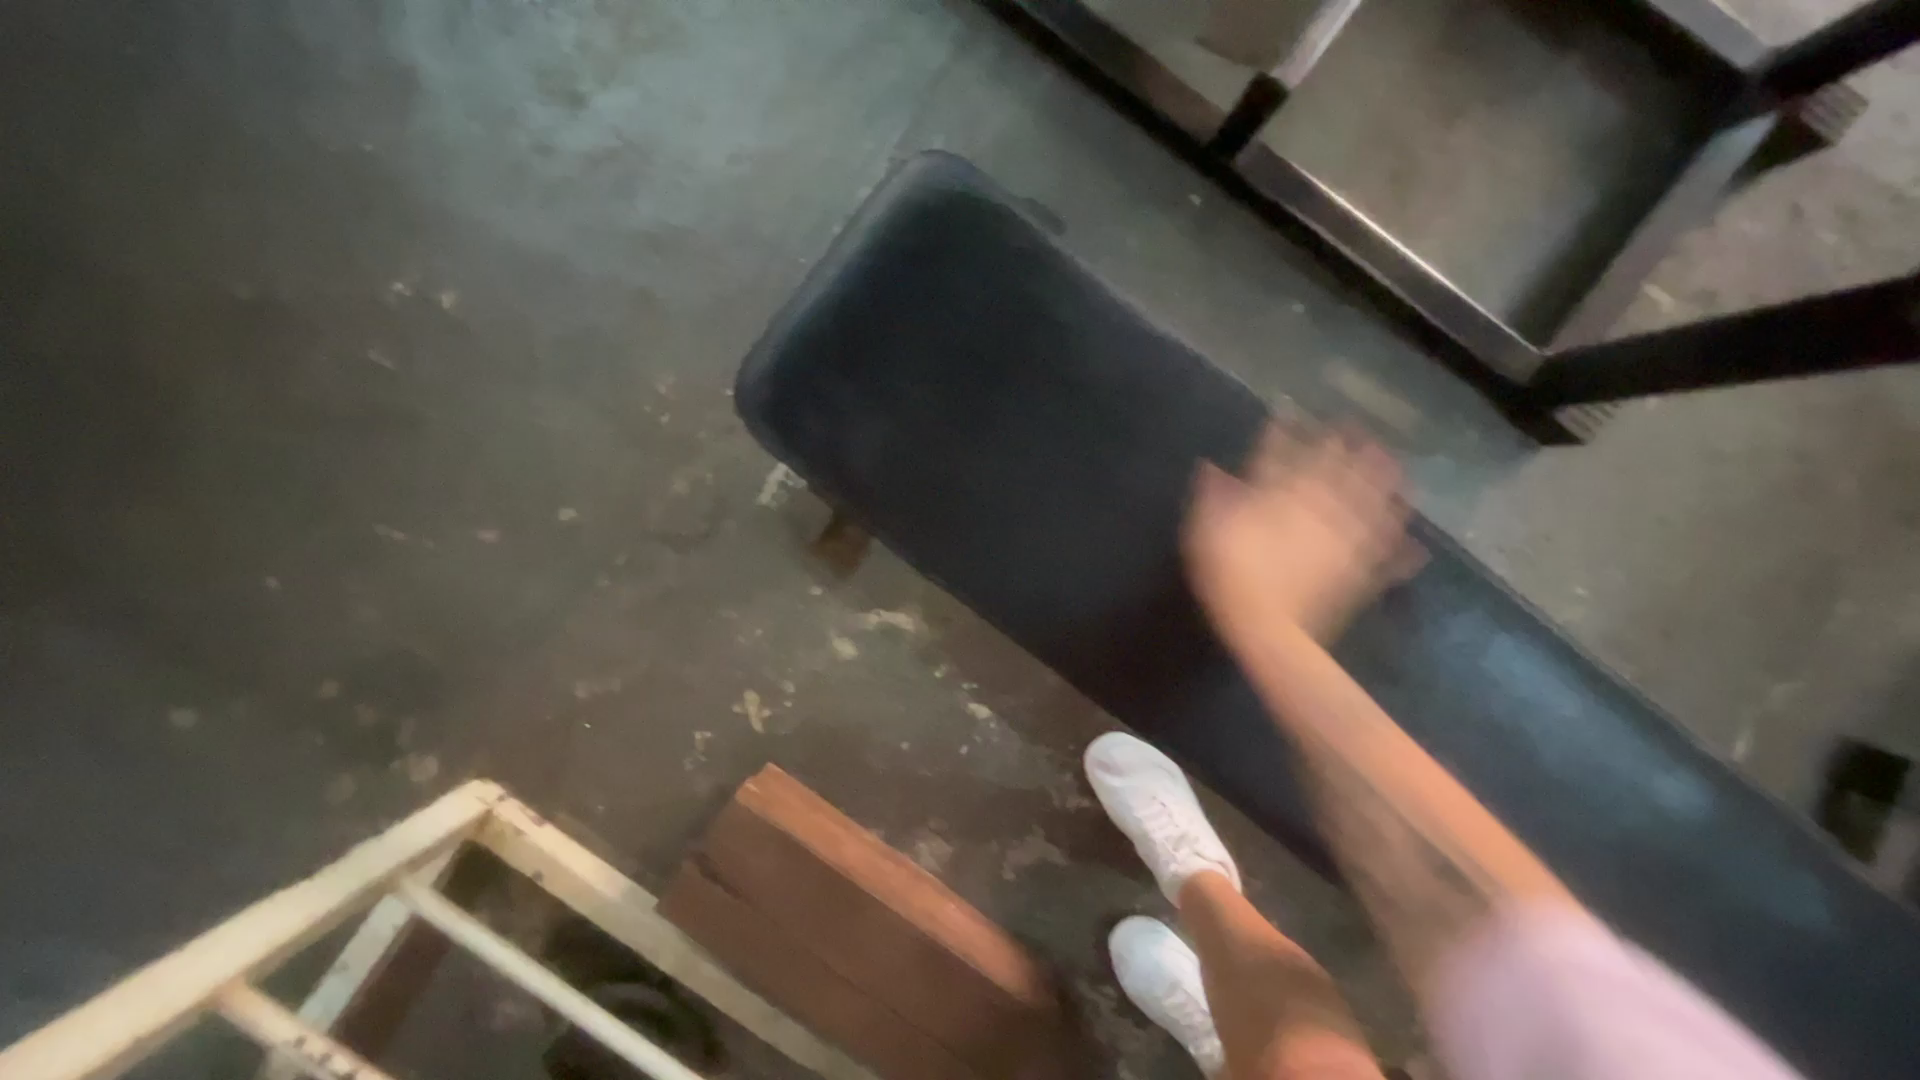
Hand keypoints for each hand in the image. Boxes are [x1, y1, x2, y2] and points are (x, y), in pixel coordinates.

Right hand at [1185, 424, 1418, 645]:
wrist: (1268, 628)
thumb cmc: (1228, 573)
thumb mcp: (1205, 528)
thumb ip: (1214, 494)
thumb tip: (1212, 465)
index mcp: (1281, 491)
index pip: (1286, 451)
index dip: (1290, 430)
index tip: (1293, 413)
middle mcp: (1321, 505)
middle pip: (1341, 467)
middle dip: (1350, 444)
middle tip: (1359, 427)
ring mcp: (1347, 537)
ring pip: (1374, 500)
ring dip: (1386, 481)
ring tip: (1397, 466)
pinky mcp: (1361, 571)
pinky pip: (1390, 555)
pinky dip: (1404, 549)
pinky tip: (1417, 543)